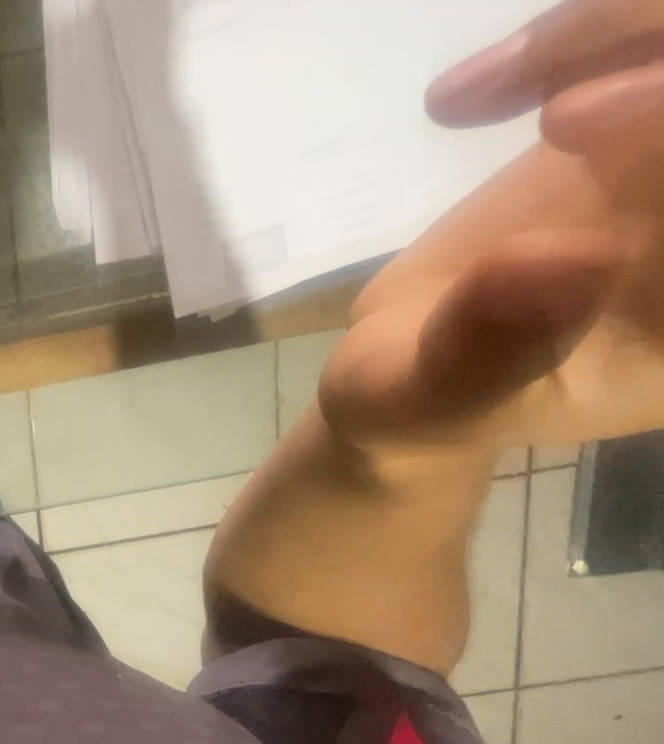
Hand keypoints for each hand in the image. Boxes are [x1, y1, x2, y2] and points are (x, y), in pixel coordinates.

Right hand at [316, 0, 663, 462]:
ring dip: (611, 30)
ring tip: (483, 87)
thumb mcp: (421, 400)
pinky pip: (644, 39)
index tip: (562, 119)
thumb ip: (480, 354)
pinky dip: (571, 38)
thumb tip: (562, 262)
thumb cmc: (413, 403)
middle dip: (660, 46)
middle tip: (541, 100)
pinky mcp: (653, 121)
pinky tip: (465, 97)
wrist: (406, 370)